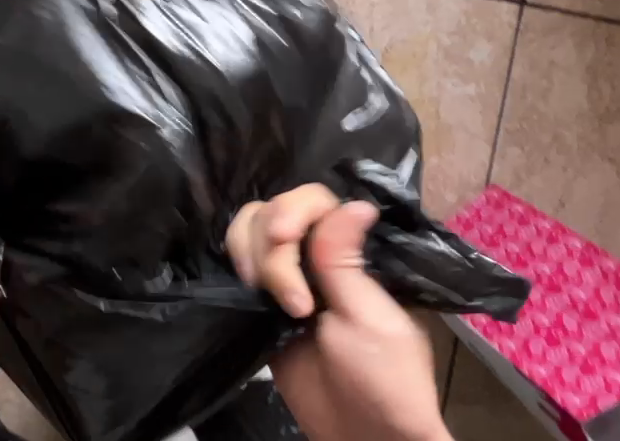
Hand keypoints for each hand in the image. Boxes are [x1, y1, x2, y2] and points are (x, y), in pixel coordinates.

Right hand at [226, 186, 451, 440]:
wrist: (360, 436)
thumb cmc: (382, 381)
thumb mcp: (370, 320)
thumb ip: (345, 261)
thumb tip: (358, 202)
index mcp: (352, 255)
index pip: (315, 202)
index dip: (293, 211)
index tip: (284, 238)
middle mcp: (316, 254)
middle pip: (273, 213)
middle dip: (274, 252)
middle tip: (294, 304)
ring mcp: (286, 273)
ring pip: (249, 228)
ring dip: (253, 257)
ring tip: (272, 300)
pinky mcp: (260, 295)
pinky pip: (237, 257)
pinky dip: (236, 263)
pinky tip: (248, 289)